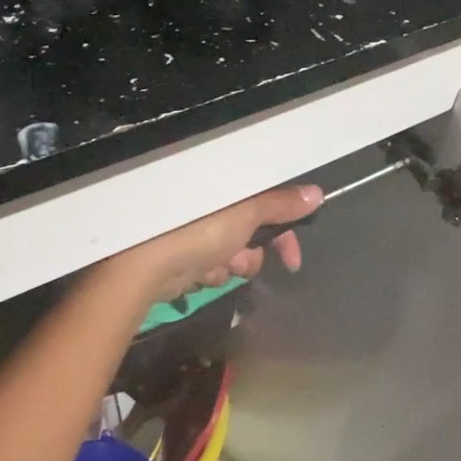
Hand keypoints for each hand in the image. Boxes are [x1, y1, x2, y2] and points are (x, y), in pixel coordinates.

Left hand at [107, 185, 323, 302]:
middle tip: (238, 261)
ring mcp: (195, 230)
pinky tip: (196, 275)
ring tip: (212, 266)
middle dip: (249, 254)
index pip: (267, 203)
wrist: (143, 265)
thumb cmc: (196, 231)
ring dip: (229, 266)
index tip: (291, 259)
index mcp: (225, 185)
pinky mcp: (182, 254)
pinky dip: (208, 274)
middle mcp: (211, 204)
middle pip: (252, 234)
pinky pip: (210, 268)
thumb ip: (280, 204)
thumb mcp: (245, 213)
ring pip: (233, 256)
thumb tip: (317, 192)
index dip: (284, 232)